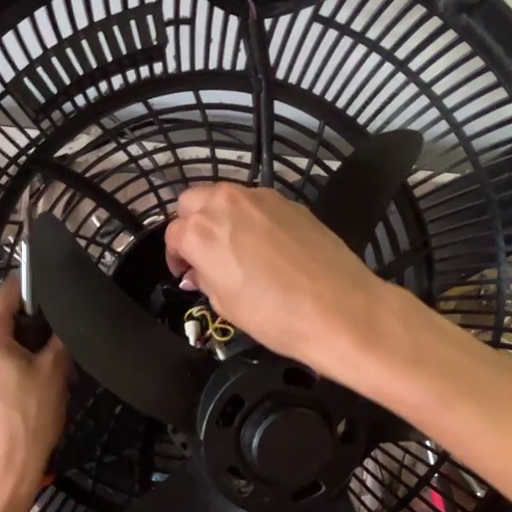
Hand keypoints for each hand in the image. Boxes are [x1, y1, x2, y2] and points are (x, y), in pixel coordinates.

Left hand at [0, 276, 69, 502]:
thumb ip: (59, 337)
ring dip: (25, 340)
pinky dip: (15, 357)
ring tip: (54, 351)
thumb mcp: (55, 371)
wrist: (9, 465)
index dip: (34, 284)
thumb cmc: (30, 417)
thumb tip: (65, 321)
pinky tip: (38, 371)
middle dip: (32, 318)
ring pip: (0, 338)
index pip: (8, 290)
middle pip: (3, 315)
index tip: (57, 286)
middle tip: (62, 326)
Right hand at [165, 182, 396, 367]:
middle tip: (202, 254)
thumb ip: (204, 279)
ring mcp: (261, 198)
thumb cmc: (273, 315)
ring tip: (233, 249)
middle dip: (190, 224)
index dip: (175, 257)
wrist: (338, 308)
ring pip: (225, 196)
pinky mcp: (289, 202)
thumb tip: (197, 272)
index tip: (185, 273)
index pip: (172, 234)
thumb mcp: (224, 304)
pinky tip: (265, 247)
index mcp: (201, 231)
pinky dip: (249, 218)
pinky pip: (256, 204)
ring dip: (219, 217)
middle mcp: (226, 203)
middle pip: (192, 201)